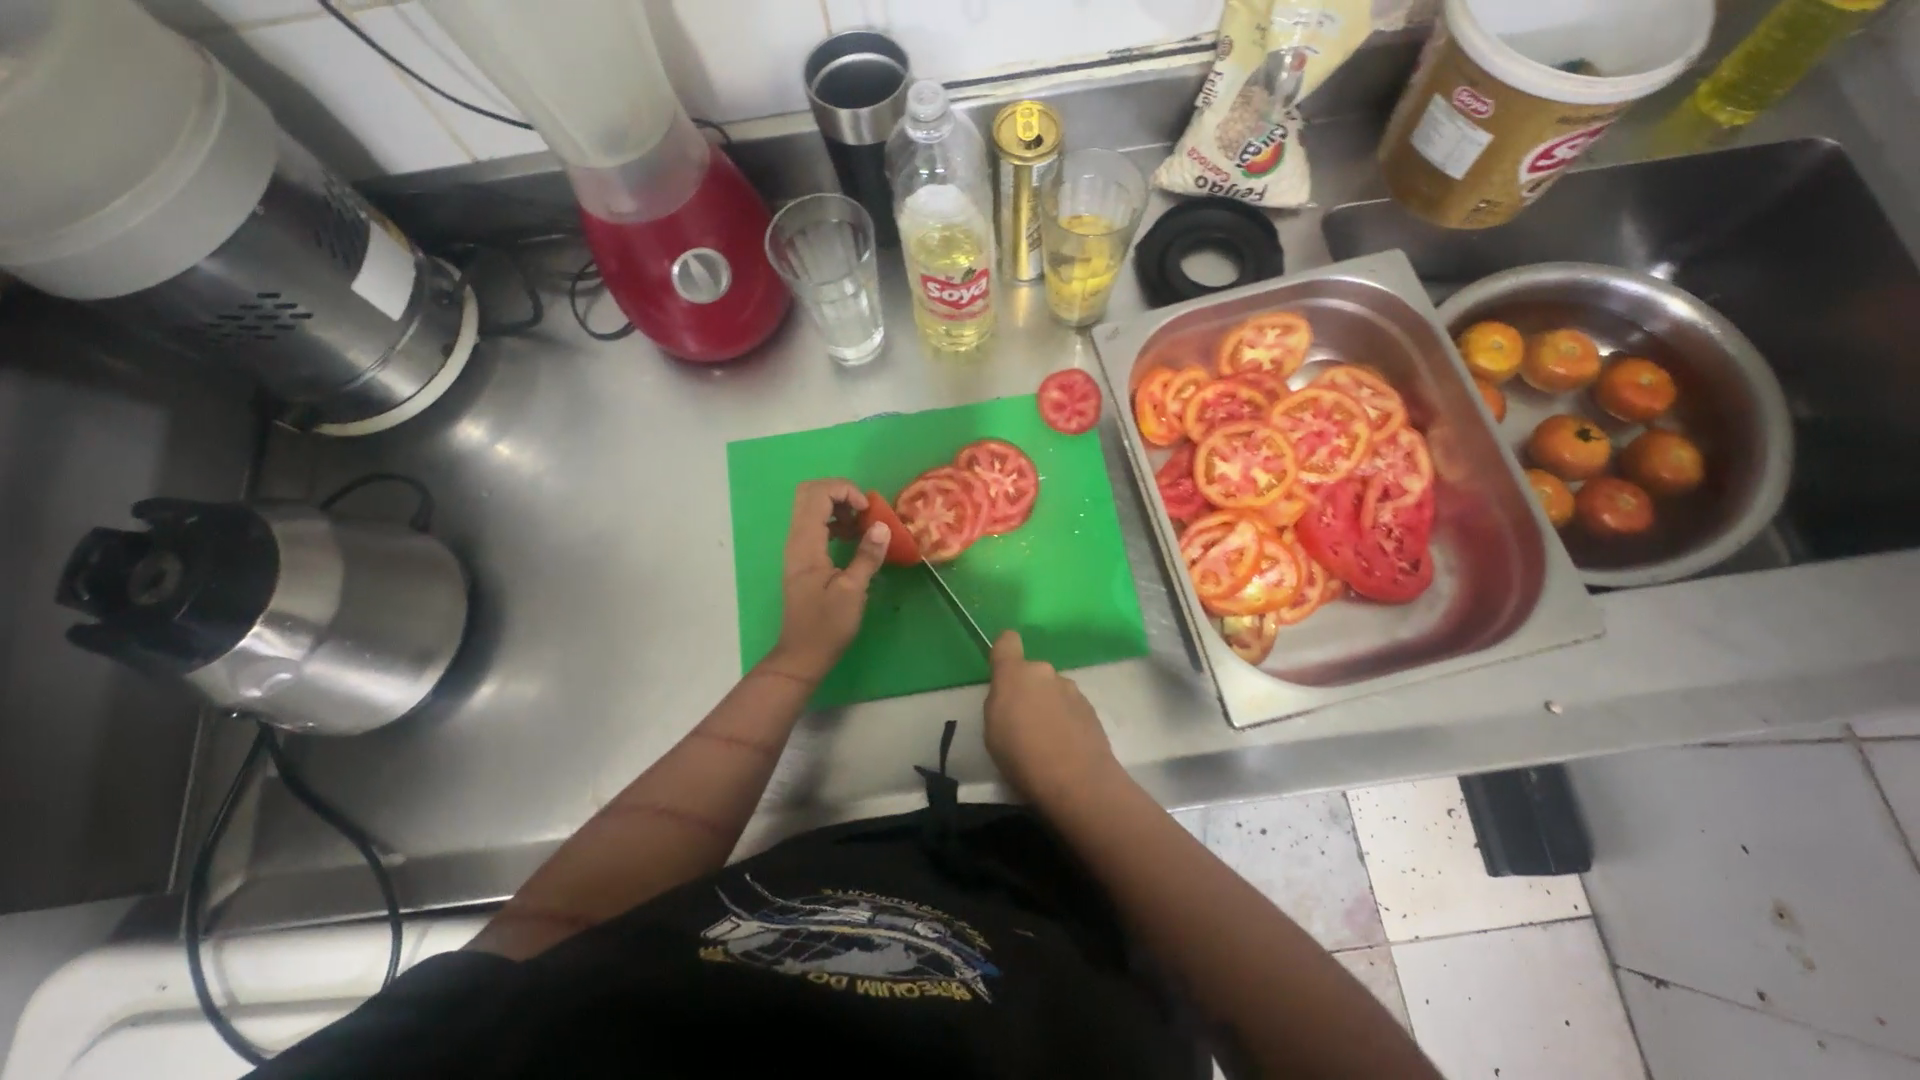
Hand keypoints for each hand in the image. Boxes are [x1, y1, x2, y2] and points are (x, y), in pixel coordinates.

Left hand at [762, 479, 890, 682]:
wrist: (802, 654)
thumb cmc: (827, 626)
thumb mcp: (853, 592)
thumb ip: (867, 556)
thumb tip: (882, 526)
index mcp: (805, 544)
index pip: (817, 494)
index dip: (845, 491)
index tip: (868, 512)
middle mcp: (796, 540)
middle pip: (810, 493)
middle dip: (841, 493)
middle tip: (865, 512)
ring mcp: (797, 548)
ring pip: (811, 507)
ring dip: (839, 507)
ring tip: (862, 527)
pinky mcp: (803, 558)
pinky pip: (815, 525)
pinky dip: (835, 522)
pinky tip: (853, 540)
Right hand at [984, 630, 1119, 802]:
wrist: (1076, 779)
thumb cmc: (1021, 755)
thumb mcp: (992, 730)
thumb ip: (1000, 702)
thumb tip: (1012, 697)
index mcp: (1014, 674)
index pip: (1007, 640)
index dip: (1004, 650)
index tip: (1002, 670)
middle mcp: (1045, 673)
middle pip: (1032, 672)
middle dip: (1028, 690)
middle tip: (1023, 724)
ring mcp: (1072, 689)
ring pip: (1053, 690)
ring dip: (1049, 706)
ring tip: (1047, 741)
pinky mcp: (1091, 708)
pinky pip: (1071, 707)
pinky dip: (1067, 720)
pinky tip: (1066, 748)